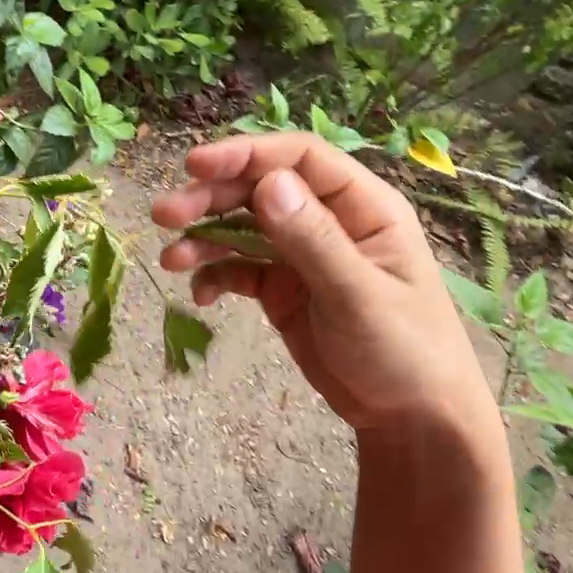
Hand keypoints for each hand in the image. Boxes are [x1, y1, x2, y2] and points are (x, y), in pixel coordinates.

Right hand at [151, 132, 494, 431]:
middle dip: (209, 200)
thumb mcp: (357, 295)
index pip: (298, 159)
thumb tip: (268, 183)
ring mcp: (301, 256)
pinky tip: (200, 297)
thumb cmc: (404, 350)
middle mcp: (327, 222)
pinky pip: (239, 270)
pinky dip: (215, 277)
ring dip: (203, 239)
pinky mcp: (282, 289)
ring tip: (171, 261)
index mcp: (361, 207)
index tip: (194, 166)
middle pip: (259, 190)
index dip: (245, 155)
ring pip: (242, 229)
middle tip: (163, 216)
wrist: (409, 416)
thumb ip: (313, 239)